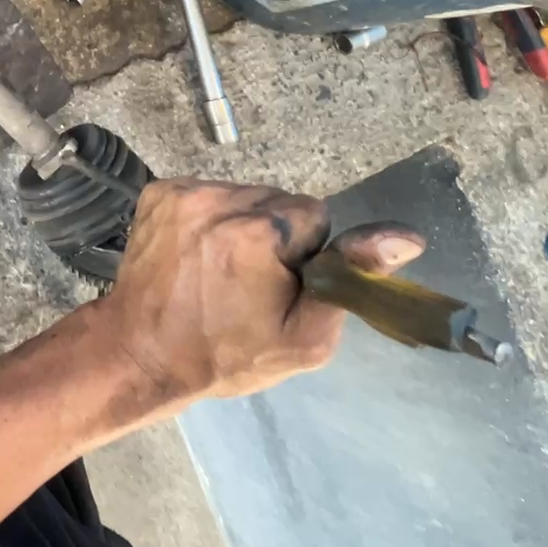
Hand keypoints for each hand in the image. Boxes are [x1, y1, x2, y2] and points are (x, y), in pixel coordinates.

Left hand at [94, 179, 424, 402]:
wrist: (141, 351)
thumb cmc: (225, 353)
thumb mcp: (304, 335)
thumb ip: (352, 278)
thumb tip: (406, 237)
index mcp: (257, 232)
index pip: (314, 214)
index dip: (305, 251)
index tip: (280, 282)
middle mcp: (216, 200)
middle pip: (276, 199)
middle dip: (275, 233)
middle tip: (250, 278)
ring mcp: (181, 193)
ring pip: (241, 193)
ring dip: (241, 222)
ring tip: (219, 267)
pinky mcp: (156, 192)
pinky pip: (205, 192)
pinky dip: (208, 216)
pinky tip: (195, 252)